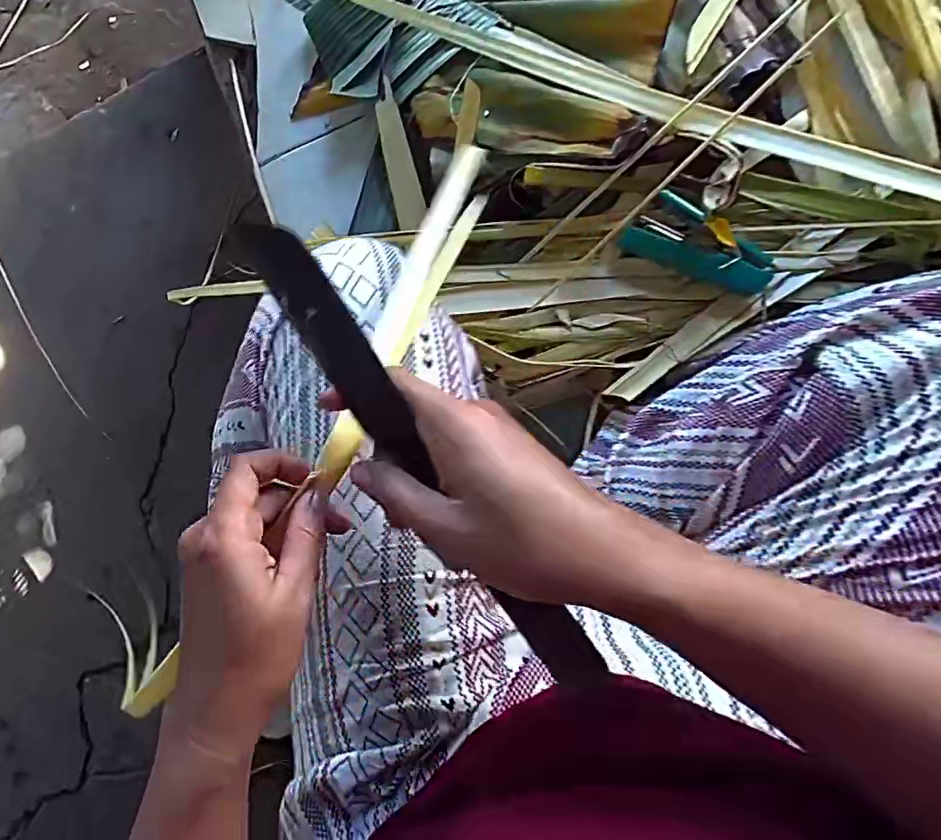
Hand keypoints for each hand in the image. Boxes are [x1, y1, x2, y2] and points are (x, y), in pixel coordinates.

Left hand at [166, 451, 342, 763]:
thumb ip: (306, 534)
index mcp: (220, 533)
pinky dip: (268, 541)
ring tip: (323, 546)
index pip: (245, 469)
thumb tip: (319, 495)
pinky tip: (296, 563)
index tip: (316, 476)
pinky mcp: (203, 569)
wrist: (215, 709)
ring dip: (285, 524)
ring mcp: (199, 551)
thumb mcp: (294, 591)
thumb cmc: (257, 656)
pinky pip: (239, 538)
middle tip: (337, 523)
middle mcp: (202, 533)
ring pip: (249, 517)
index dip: (281, 462)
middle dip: (295, 501)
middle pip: (252, 495)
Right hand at [347, 370, 691, 609]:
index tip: (329, 409)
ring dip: (418, 469)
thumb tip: (365, 469)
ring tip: (425, 522)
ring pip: (436, 435)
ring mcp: (497, 428)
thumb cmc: (524, 543)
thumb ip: (394, 493)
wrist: (611, 558)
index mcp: (452, 422)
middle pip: (412, 414)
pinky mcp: (513, 446)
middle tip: (388, 504)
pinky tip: (455, 518)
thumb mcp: (445, 528)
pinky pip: (461, 446)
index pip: (394, 381)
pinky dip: (443, 472)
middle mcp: (474, 413)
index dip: (356, 390)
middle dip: (390, 452)